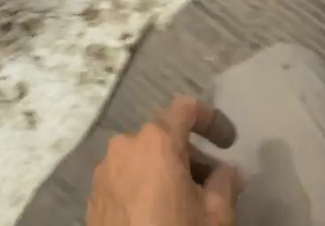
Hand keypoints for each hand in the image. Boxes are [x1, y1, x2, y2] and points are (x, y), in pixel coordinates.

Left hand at [87, 95, 240, 225]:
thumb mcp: (216, 217)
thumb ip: (227, 183)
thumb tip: (230, 172)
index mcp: (156, 140)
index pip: (187, 109)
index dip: (212, 120)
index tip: (230, 143)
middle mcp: (126, 146)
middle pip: (165, 136)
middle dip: (192, 155)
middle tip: (214, 184)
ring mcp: (105, 172)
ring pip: (144, 158)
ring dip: (167, 171)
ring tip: (186, 203)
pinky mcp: (94, 198)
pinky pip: (126, 179)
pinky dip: (145, 186)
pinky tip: (159, 215)